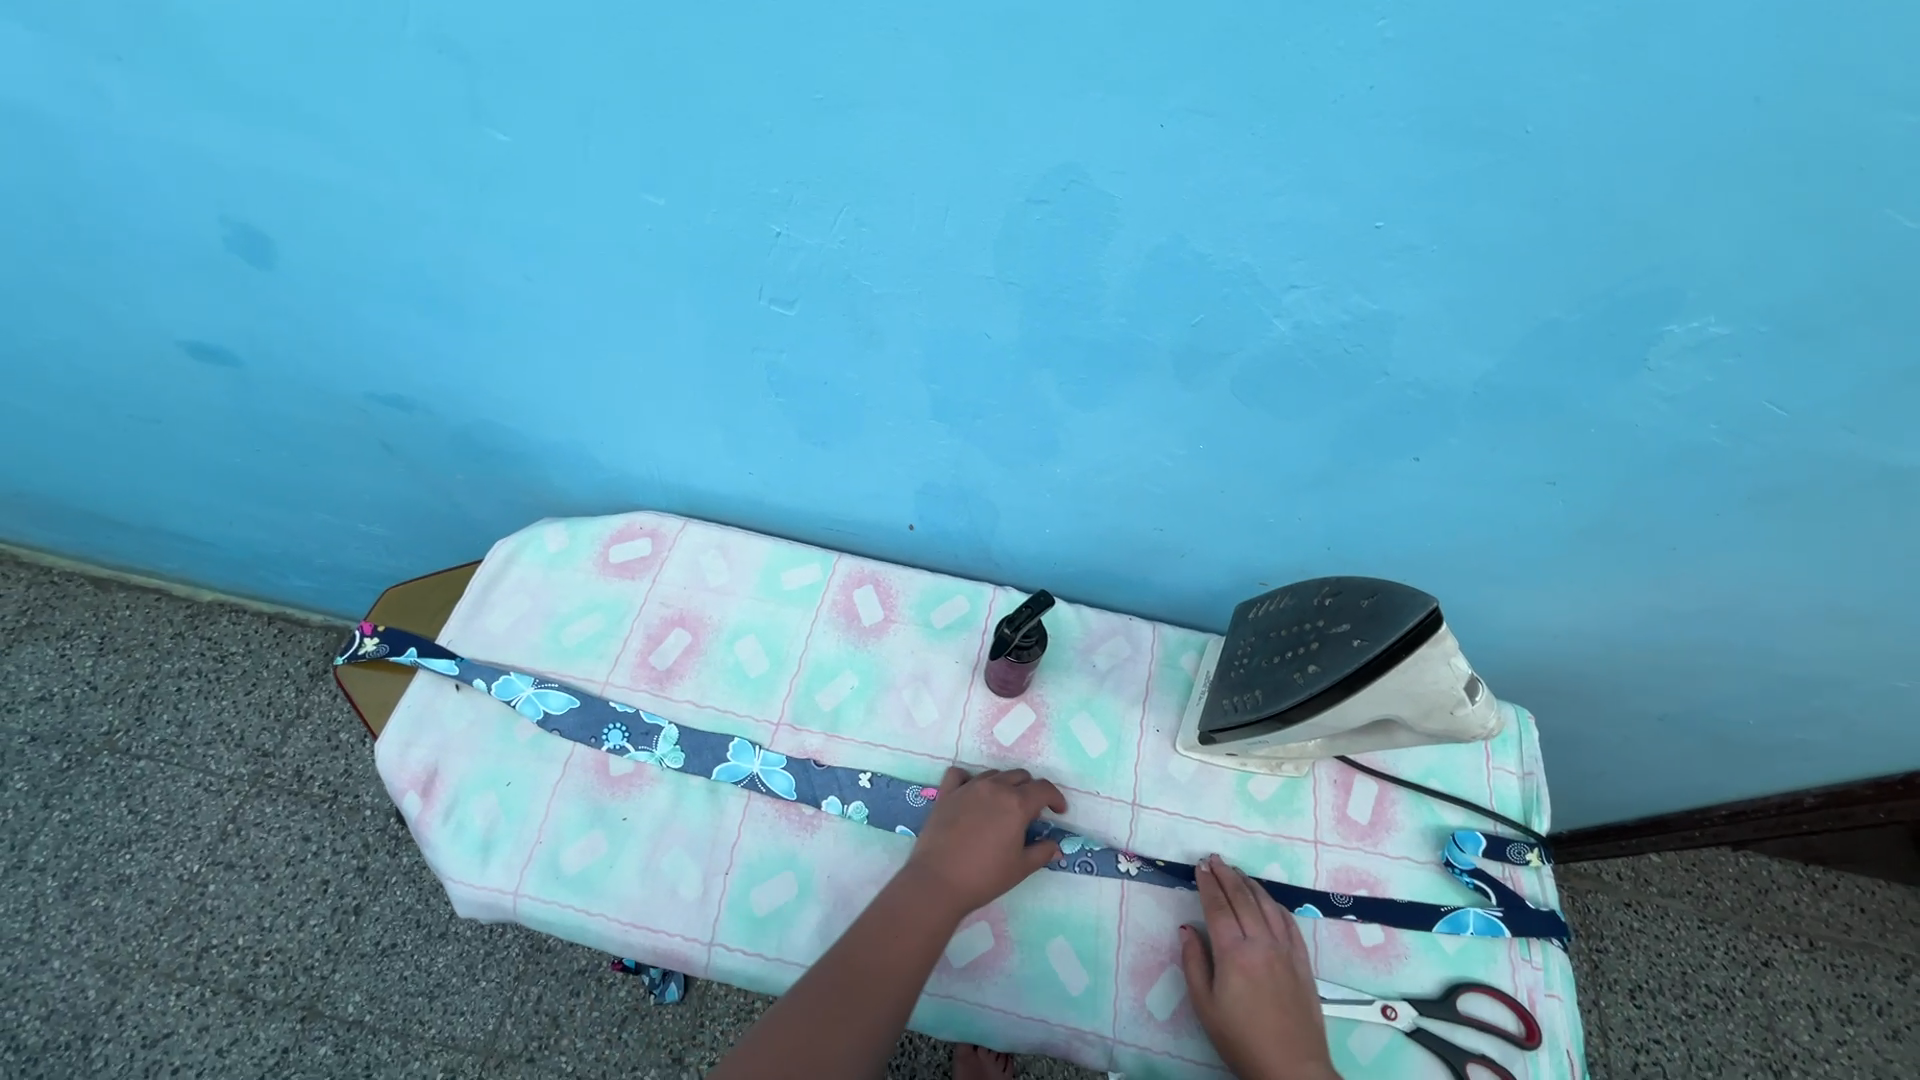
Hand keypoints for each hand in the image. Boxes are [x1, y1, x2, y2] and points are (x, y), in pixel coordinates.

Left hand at [898, 766, 1066, 921]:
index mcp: (1016, 804)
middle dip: (1031, 791)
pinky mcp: (946, 793)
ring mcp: (968, 788)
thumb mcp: (1021, 868)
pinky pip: (960, 775)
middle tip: (1031, 813)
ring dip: (1005, 785)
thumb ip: (1042, 852)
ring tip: (1003, 806)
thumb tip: (1056, 846)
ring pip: (994, 775)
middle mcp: (994, 788)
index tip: (1058, 811)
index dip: (1055, 798)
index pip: (1043, 789)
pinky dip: (969, 779)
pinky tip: (972, 794)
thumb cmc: (984, 876)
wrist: (938, 880)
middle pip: (1020, 777)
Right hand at [1180, 856, 1336, 1079]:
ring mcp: (1285, 950)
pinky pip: (1288, 922)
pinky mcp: (1303, 962)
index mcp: (1234, 953)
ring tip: (1236, 872)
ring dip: (1249, 884)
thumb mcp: (1204, 1006)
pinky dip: (1275, 904)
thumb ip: (1193, 963)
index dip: (1207, 883)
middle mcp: (1261, 943)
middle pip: (1242, 898)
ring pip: (1266, 905)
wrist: (1292, 1070)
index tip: (1200, 866)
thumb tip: (1187, 929)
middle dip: (1226, 875)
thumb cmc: (1241, 1040)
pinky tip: (1267, 899)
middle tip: (1214, 859)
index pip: (1217, 906)